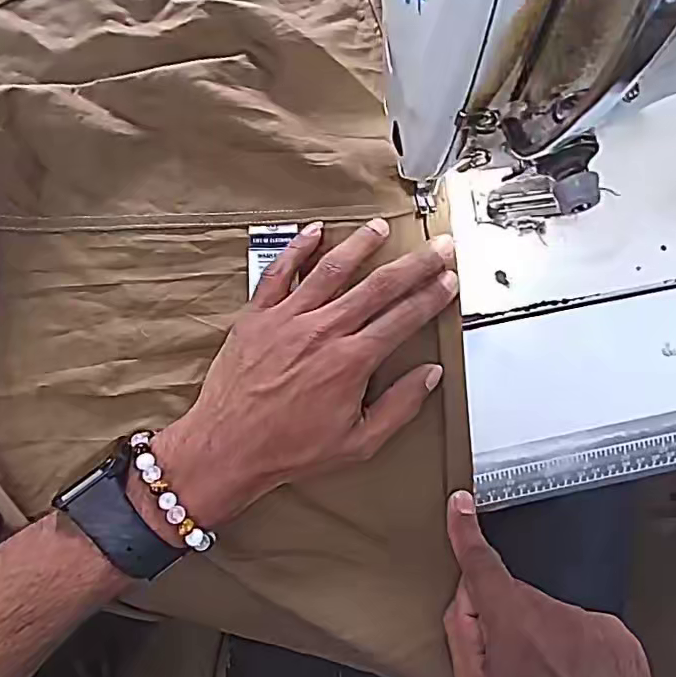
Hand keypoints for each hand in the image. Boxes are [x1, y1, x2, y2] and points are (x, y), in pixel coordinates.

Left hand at [139, 218, 456, 530]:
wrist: (229, 446)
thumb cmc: (287, 448)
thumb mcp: (357, 442)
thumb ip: (399, 406)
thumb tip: (427, 377)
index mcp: (350, 362)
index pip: (403, 317)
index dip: (431, 296)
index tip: (447, 281)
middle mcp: (322, 332)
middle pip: (379, 285)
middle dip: (415, 264)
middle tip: (436, 247)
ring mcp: (288, 319)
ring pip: (333, 269)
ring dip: (362, 244)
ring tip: (381, 228)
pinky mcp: (258, 316)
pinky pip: (281, 272)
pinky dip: (298, 248)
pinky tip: (314, 232)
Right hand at [442, 491, 675, 676]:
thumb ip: (465, 640)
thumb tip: (465, 596)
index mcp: (519, 634)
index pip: (485, 567)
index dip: (466, 533)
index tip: (460, 503)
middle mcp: (565, 619)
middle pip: (517, 595)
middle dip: (506, 620)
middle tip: (511, 675)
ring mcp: (602, 628)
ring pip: (551, 612)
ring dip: (543, 638)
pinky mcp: (627, 642)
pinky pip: (583, 627)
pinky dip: (573, 648)